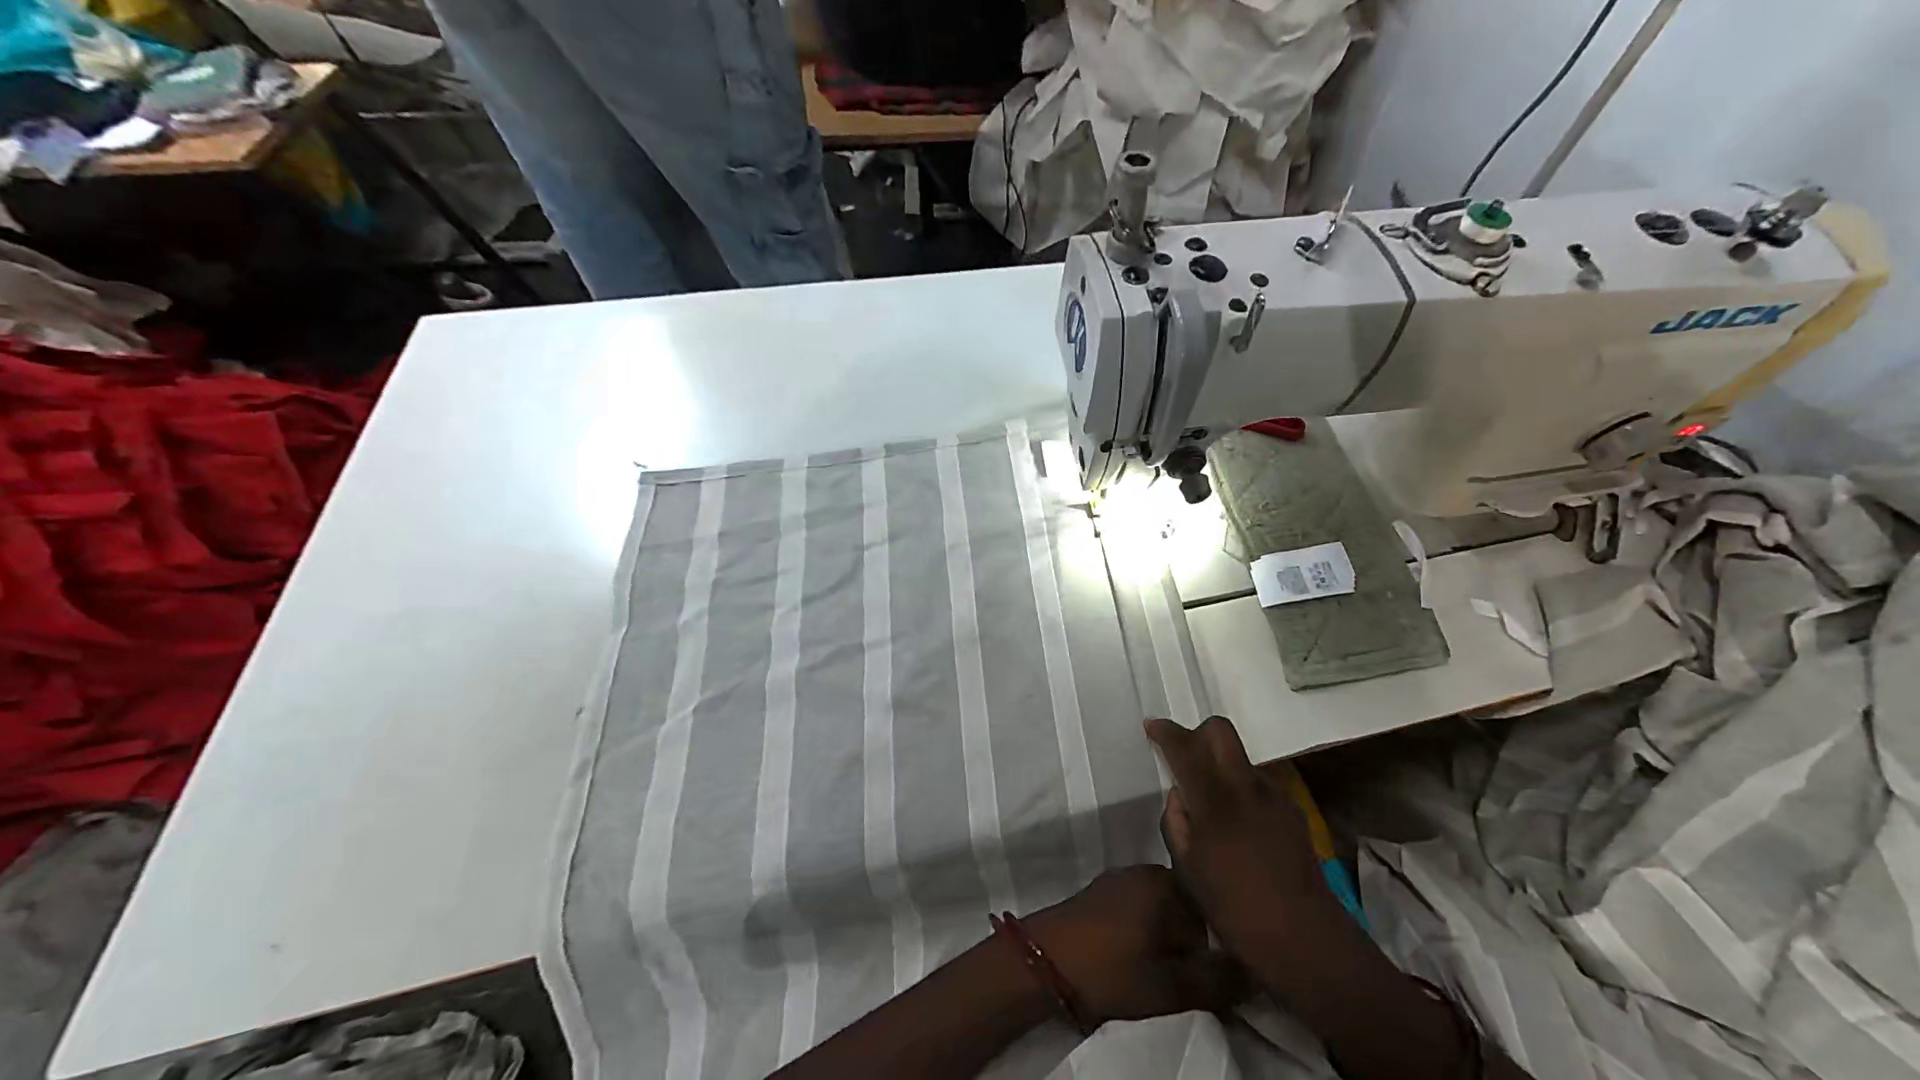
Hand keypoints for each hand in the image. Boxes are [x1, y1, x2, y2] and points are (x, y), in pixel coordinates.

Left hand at [1022, 865, 1243, 1024]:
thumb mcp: (1173, 987)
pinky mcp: (1099, 893)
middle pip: (1190, 906)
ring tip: (1167, 973)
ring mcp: (1119, 879)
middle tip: (1194, 979)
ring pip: (1163, 909)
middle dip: (1196, 942)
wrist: (1042, 963)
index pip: (1216, 905)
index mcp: (1167, 882)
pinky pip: (1139, 910)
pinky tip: (1139, 959)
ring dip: (1170, 939)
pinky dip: (1146, 933)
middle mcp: (1145, 871)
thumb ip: (1220, 981)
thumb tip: (1256, 973)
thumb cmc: (1111, 971)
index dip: (1225, 942)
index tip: (1224, 973)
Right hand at [1145, 716, 1342, 968]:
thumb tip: (1180, 795)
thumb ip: (1175, 822)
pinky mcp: (1294, 812)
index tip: (1152, 727)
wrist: (1304, 939)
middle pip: (1221, 732)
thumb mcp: (1186, 869)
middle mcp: (1247, 786)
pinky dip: (1242, 791)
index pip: (1185, 747)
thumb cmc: (1234, 908)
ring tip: (1212, 807)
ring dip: (1222, 767)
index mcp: (1215, 799)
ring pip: (1240, 760)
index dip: (1165, 732)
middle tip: (1184, 757)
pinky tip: (1239, 828)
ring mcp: (1275, 797)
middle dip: (1198, 734)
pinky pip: (1258, 786)